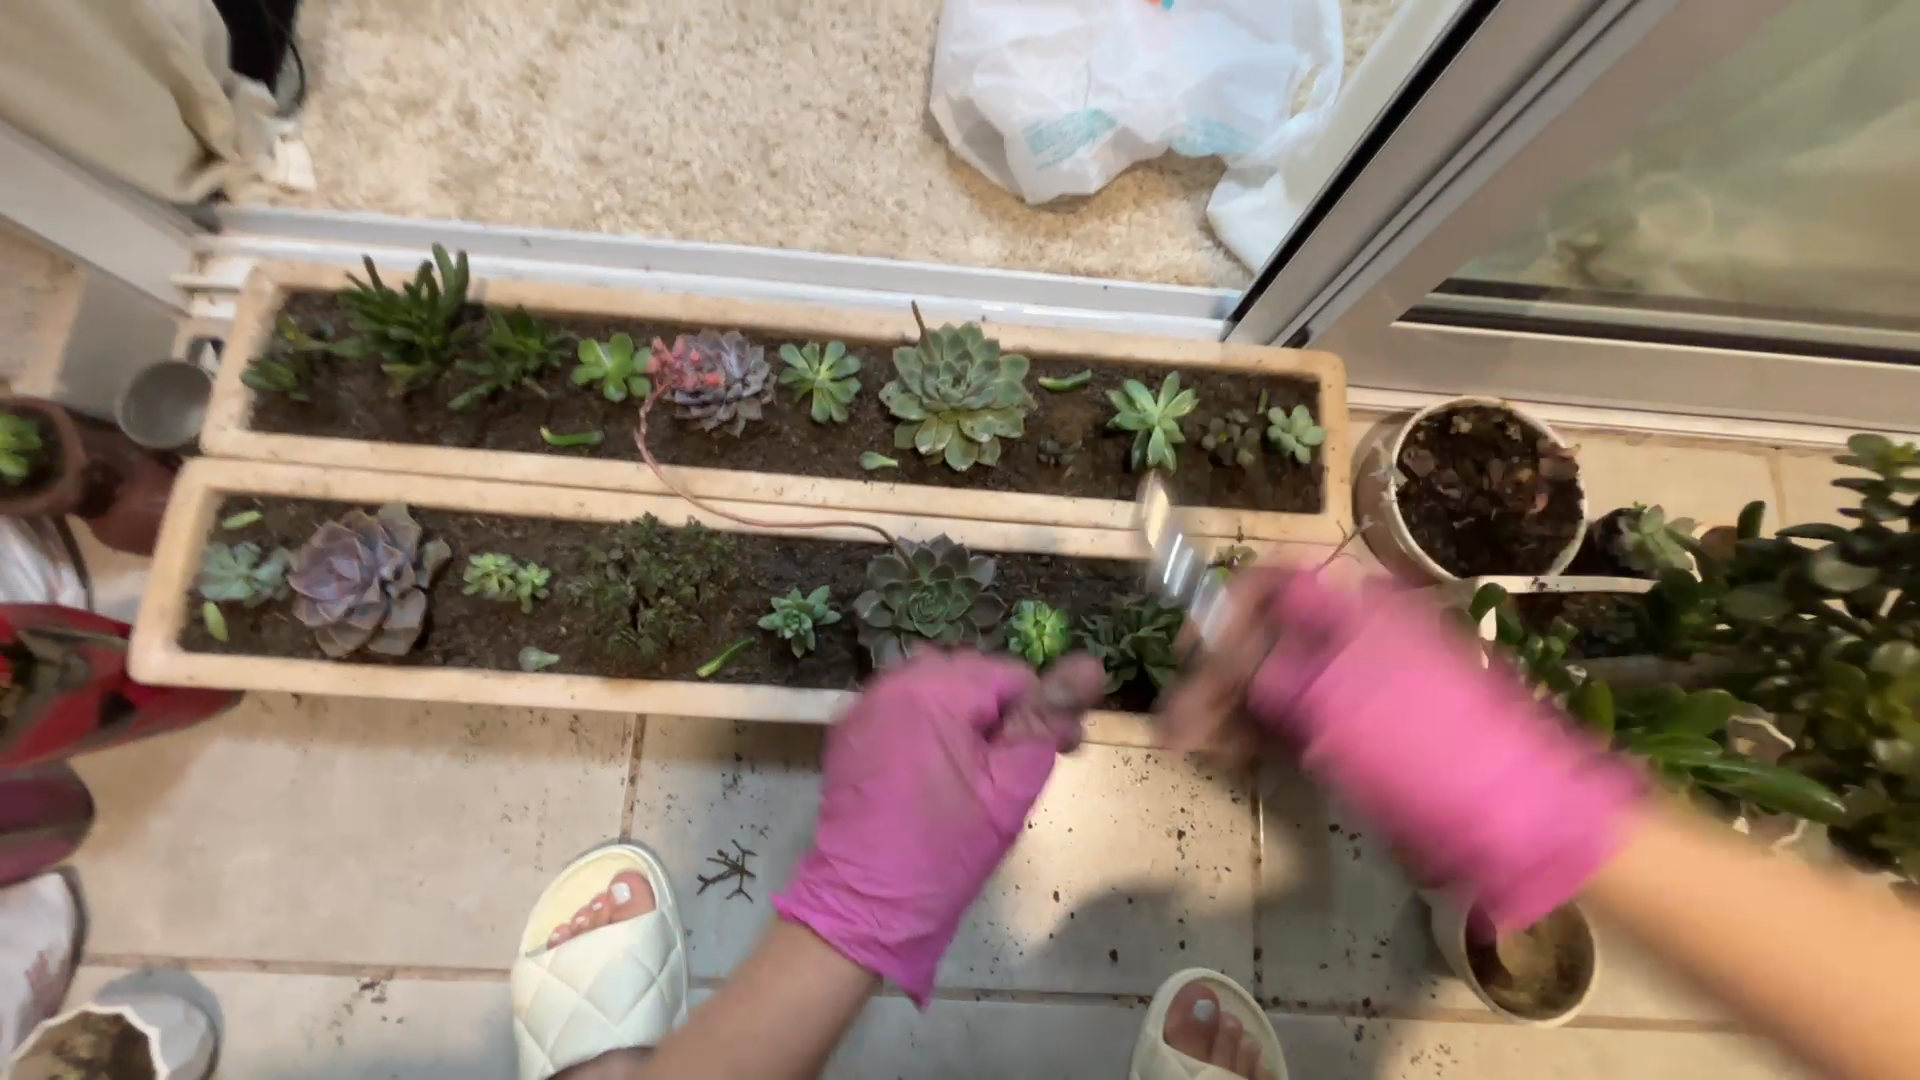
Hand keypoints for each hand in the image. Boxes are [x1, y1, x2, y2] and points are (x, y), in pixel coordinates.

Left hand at [774, 650, 1105, 1003]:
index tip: (1060, 751)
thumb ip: (1047, 720)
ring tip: (980, 766)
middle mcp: (893, 682)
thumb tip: (1092, 663)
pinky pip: (905, 706)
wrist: (864, 908)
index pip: (1010, 673)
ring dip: (966, 714)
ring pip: (938, 686)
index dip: (1042, 710)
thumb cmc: (946, 851)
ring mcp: (865, 704)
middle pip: (972, 674)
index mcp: (933, 689)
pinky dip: (929, 724)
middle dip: (1003, 711)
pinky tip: (937, 768)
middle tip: (1019, 765)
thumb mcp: (1010, 787)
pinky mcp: (851, 730)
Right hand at [1162, 568, 1642, 928]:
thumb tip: (1208, 655)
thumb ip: (1263, 672)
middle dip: (1212, 672)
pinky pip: (1284, 718)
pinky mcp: (1347, 728)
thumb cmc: (1430, 747)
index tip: (1191, 646)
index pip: (1273, 583)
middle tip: (1176, 717)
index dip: (1224, 606)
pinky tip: (1221, 747)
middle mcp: (1346, 639)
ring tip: (1185, 739)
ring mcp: (1348, 686)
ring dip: (1222, 706)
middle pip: (1260, 636)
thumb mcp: (1336, 703)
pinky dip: (1249, 731)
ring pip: (1267, 681)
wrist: (1521, 819)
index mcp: (1353, 613)